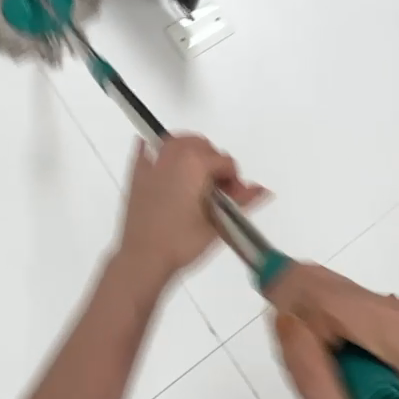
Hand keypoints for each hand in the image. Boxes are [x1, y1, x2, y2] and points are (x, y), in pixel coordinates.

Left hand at [112, 135, 265, 289]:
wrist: (142, 257)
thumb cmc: (182, 242)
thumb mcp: (218, 223)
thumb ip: (243, 201)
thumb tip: (263, 189)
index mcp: (196, 163)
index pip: (226, 161)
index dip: (233, 180)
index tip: (231, 199)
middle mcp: (174, 154)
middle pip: (202, 145)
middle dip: (213, 163)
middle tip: (216, 191)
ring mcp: (152, 161)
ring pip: (177, 141)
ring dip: (189, 152)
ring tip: (195, 178)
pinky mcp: (136, 171)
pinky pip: (146, 148)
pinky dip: (154, 149)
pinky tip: (160, 160)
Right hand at [269, 264, 398, 398]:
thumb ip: (314, 382)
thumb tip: (284, 317)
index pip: (328, 299)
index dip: (294, 314)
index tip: (281, 346)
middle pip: (327, 287)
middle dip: (299, 317)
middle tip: (298, 367)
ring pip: (327, 289)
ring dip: (307, 322)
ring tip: (318, 373)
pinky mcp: (392, 316)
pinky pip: (335, 299)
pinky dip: (318, 323)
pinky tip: (329, 363)